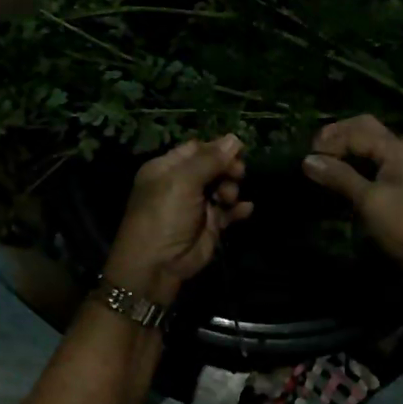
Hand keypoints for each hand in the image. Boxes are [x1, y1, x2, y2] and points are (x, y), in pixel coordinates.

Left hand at [103, 135, 253, 303]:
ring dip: (231, 189)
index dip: (216, 148)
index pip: (196, 149)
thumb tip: (234, 138)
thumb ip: (209, 160)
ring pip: (223, 187)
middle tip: (238, 173)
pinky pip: (229, 211)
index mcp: (167, 168)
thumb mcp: (183, 182)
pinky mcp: (210, 226)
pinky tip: (244, 209)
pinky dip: (238, 209)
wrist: (157, 265)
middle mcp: (181, 184)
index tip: (237, 150)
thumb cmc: (163, 216)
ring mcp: (196, 205)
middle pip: (212, 166)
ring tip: (228, 197)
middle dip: (227, 168)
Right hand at [302, 115, 402, 281]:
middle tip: (314, 150)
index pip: (357, 132)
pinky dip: (361, 164)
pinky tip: (348, 176)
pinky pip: (381, 163)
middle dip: (340, 135)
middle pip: (368, 131)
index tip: (306, 157)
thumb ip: (340, 177)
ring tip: (325, 161)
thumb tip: (308, 160)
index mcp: (399, 148)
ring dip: (350, 149)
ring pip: (375, 147)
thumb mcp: (370, 201)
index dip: (329, 141)